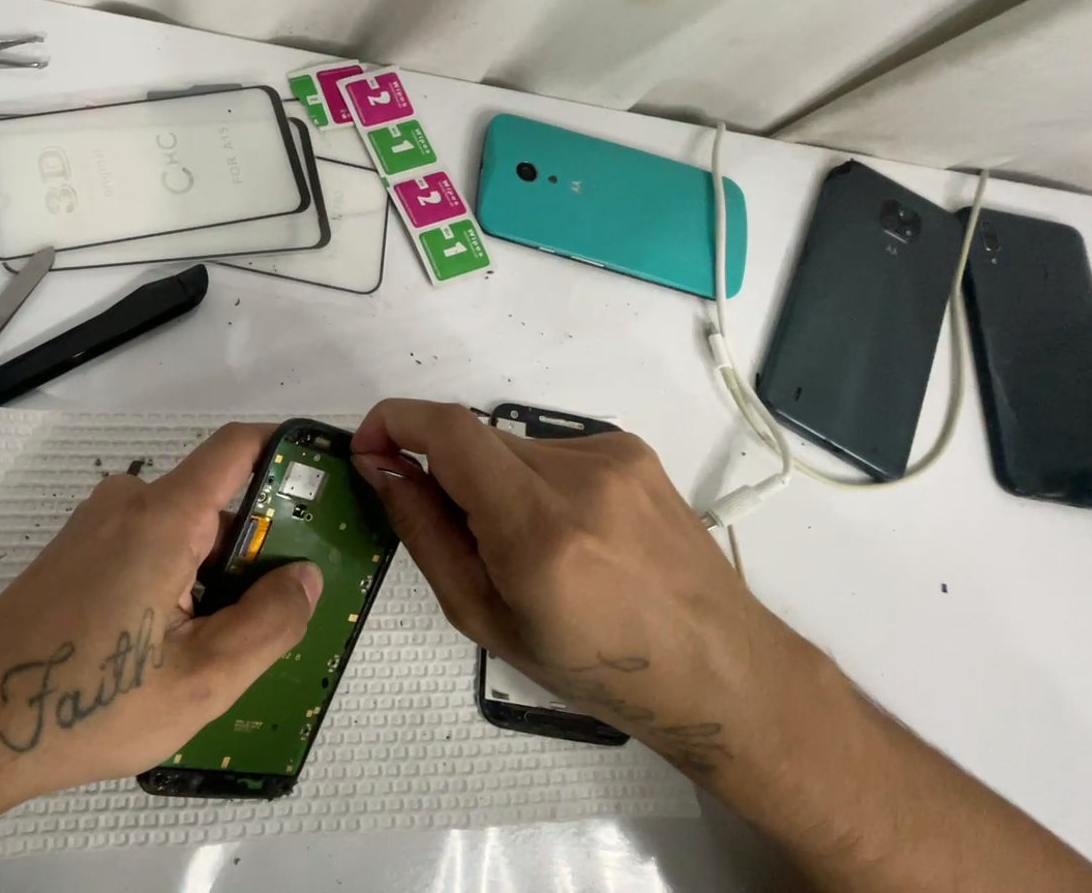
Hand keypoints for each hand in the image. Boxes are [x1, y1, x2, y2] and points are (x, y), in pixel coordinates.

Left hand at [0, 422, 322, 804]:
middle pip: (212, 498)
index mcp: (160, 517)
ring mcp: (93, 526)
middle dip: (253, 545)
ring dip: (212, 570)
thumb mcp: (202, 679)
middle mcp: (125, 504)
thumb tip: (305, 574)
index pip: (234, 447)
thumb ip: (268, 621)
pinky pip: (145, 544)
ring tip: (218, 642)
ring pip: (179, 527)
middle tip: (273, 611)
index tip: (321, 487)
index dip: (282, 452)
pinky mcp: (74, 552)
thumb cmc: (92, 703)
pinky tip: (167, 642)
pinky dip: (174, 575)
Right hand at [349, 399, 823, 777]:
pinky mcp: (632, 449)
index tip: (369, 447)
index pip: (448, 431)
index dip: (393, 421)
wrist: (722, 671)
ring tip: (526, 543)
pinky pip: (546, 449)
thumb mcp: (482, 616)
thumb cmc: (591, 665)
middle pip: (470, 438)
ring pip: (506, 445)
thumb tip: (381, 465)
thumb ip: (423, 531)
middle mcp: (580, 477)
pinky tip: (567, 530)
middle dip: (440, 470)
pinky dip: (530, 479)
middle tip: (455, 529)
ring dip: (489, 479)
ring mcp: (614, 457)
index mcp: (538, 531)